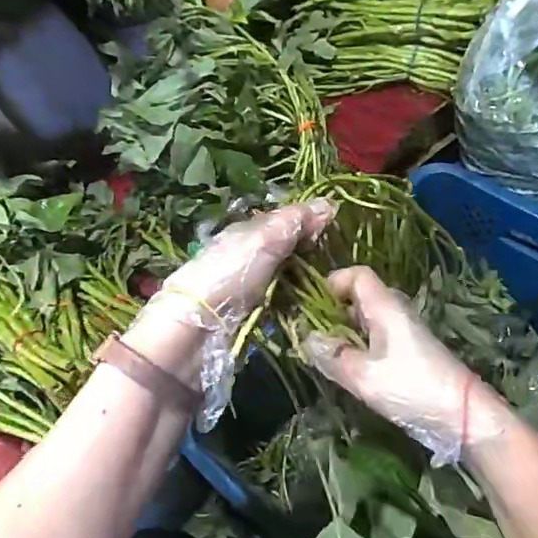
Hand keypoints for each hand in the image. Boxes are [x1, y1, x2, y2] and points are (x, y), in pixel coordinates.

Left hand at [129, 199, 333, 428]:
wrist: (194, 334)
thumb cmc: (227, 278)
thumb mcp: (262, 241)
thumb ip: (293, 223)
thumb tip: (328, 203)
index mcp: (245, 234)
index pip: (284, 222)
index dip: (310, 223)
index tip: (339, 229)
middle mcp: (246, 258)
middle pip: (286, 252)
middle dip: (312, 255)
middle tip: (343, 263)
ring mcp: (248, 290)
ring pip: (286, 279)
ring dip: (308, 282)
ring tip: (338, 288)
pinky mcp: (250, 318)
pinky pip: (281, 304)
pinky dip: (297, 303)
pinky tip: (316, 307)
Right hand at [303, 266, 513, 465]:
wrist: (463, 415)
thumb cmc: (412, 389)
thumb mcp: (364, 376)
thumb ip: (333, 357)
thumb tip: (308, 339)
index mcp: (386, 307)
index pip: (359, 275)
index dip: (333, 281)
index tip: (312, 303)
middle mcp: (397, 312)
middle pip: (362, 296)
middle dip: (334, 310)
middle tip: (312, 332)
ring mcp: (406, 332)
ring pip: (369, 319)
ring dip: (346, 331)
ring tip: (326, 353)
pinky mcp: (411, 352)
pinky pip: (379, 337)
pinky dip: (360, 346)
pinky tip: (351, 368)